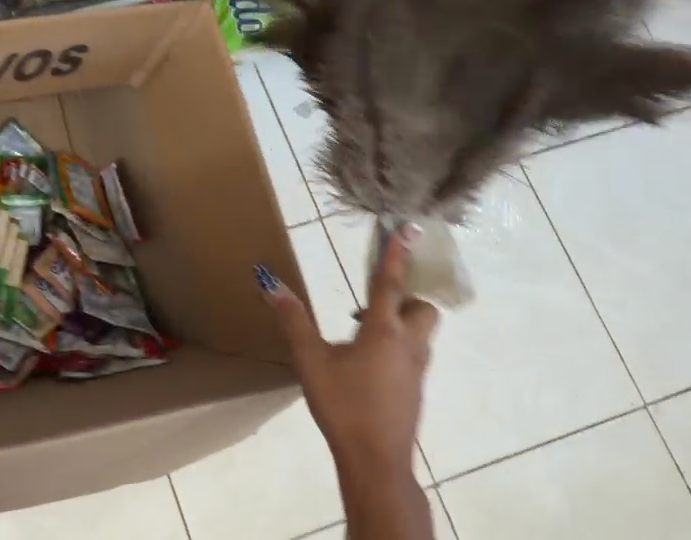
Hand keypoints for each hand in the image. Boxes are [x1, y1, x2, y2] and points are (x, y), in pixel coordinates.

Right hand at [260, 226, 439, 476]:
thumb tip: (268, 280)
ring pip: (420, 333)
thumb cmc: (343, 404)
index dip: (396, 254)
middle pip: (422, 309)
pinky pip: (411, 353)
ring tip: (359, 328)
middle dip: (405, 296)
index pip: (390, 284)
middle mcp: (408, 347)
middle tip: (372, 298)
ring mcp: (415, 371)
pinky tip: (363, 360)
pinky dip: (393, 344)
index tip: (409, 229)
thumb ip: (292, 318)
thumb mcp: (309, 359)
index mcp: (383, 332)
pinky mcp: (414, 390)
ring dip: (397, 321)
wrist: (376, 461)